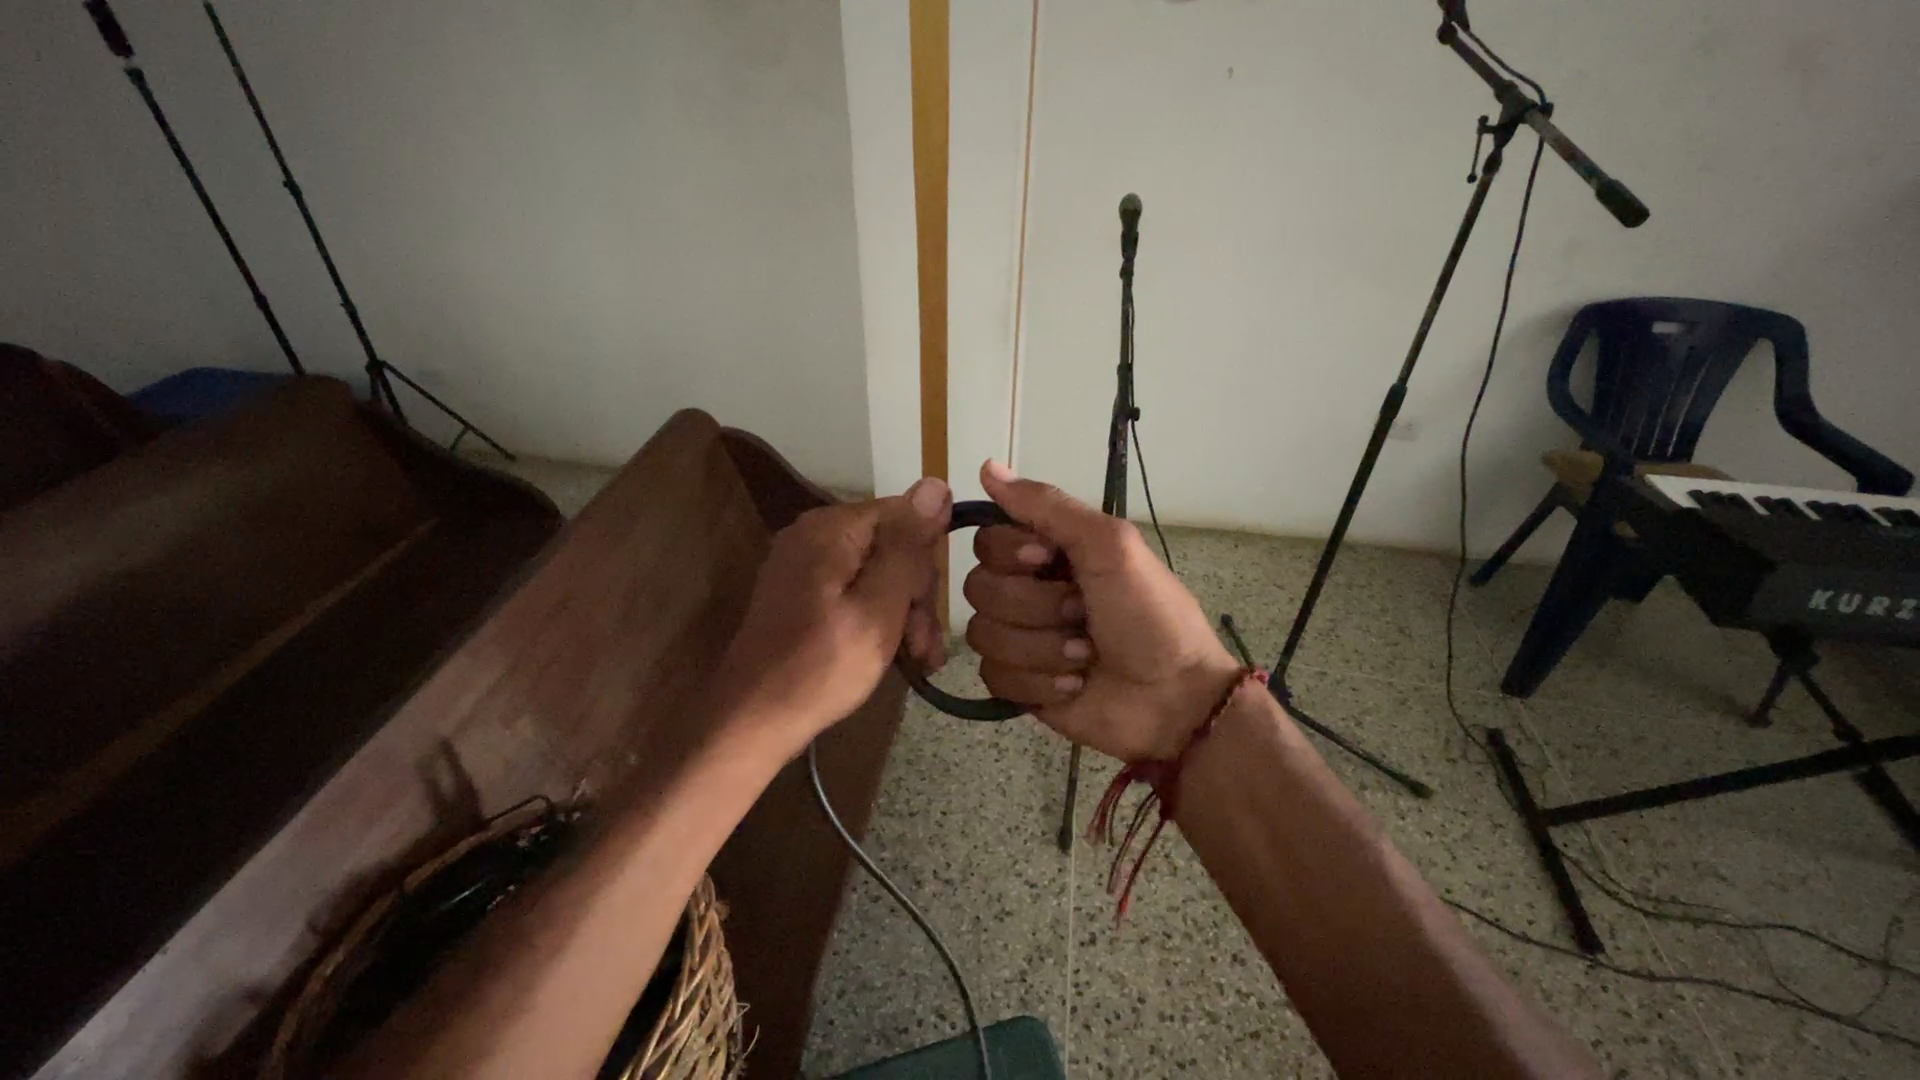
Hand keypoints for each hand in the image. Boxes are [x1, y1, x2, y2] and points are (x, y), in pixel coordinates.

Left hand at [720, 478, 950, 759]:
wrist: (754, 719)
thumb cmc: (822, 666)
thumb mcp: (879, 607)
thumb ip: (908, 547)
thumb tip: (937, 483)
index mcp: (831, 528)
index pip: (904, 515)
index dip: (926, 559)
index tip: (932, 611)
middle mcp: (814, 534)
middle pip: (891, 545)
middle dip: (915, 595)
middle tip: (924, 648)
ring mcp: (804, 564)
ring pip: (876, 572)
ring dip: (902, 614)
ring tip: (917, 660)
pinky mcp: (800, 593)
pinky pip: (853, 591)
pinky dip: (877, 619)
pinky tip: (895, 654)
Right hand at [964, 461, 1242, 761]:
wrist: (1175, 698)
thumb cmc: (1150, 615)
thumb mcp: (1110, 546)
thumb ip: (1048, 506)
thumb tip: (987, 467)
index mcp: (1048, 552)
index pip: (987, 541)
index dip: (1010, 554)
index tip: (1048, 560)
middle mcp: (1028, 590)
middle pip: (979, 588)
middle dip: (1036, 606)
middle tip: (1083, 615)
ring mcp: (1020, 640)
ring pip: (983, 634)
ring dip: (1042, 647)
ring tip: (1085, 655)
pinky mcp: (1019, 685)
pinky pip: (994, 676)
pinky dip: (1039, 681)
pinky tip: (1074, 684)